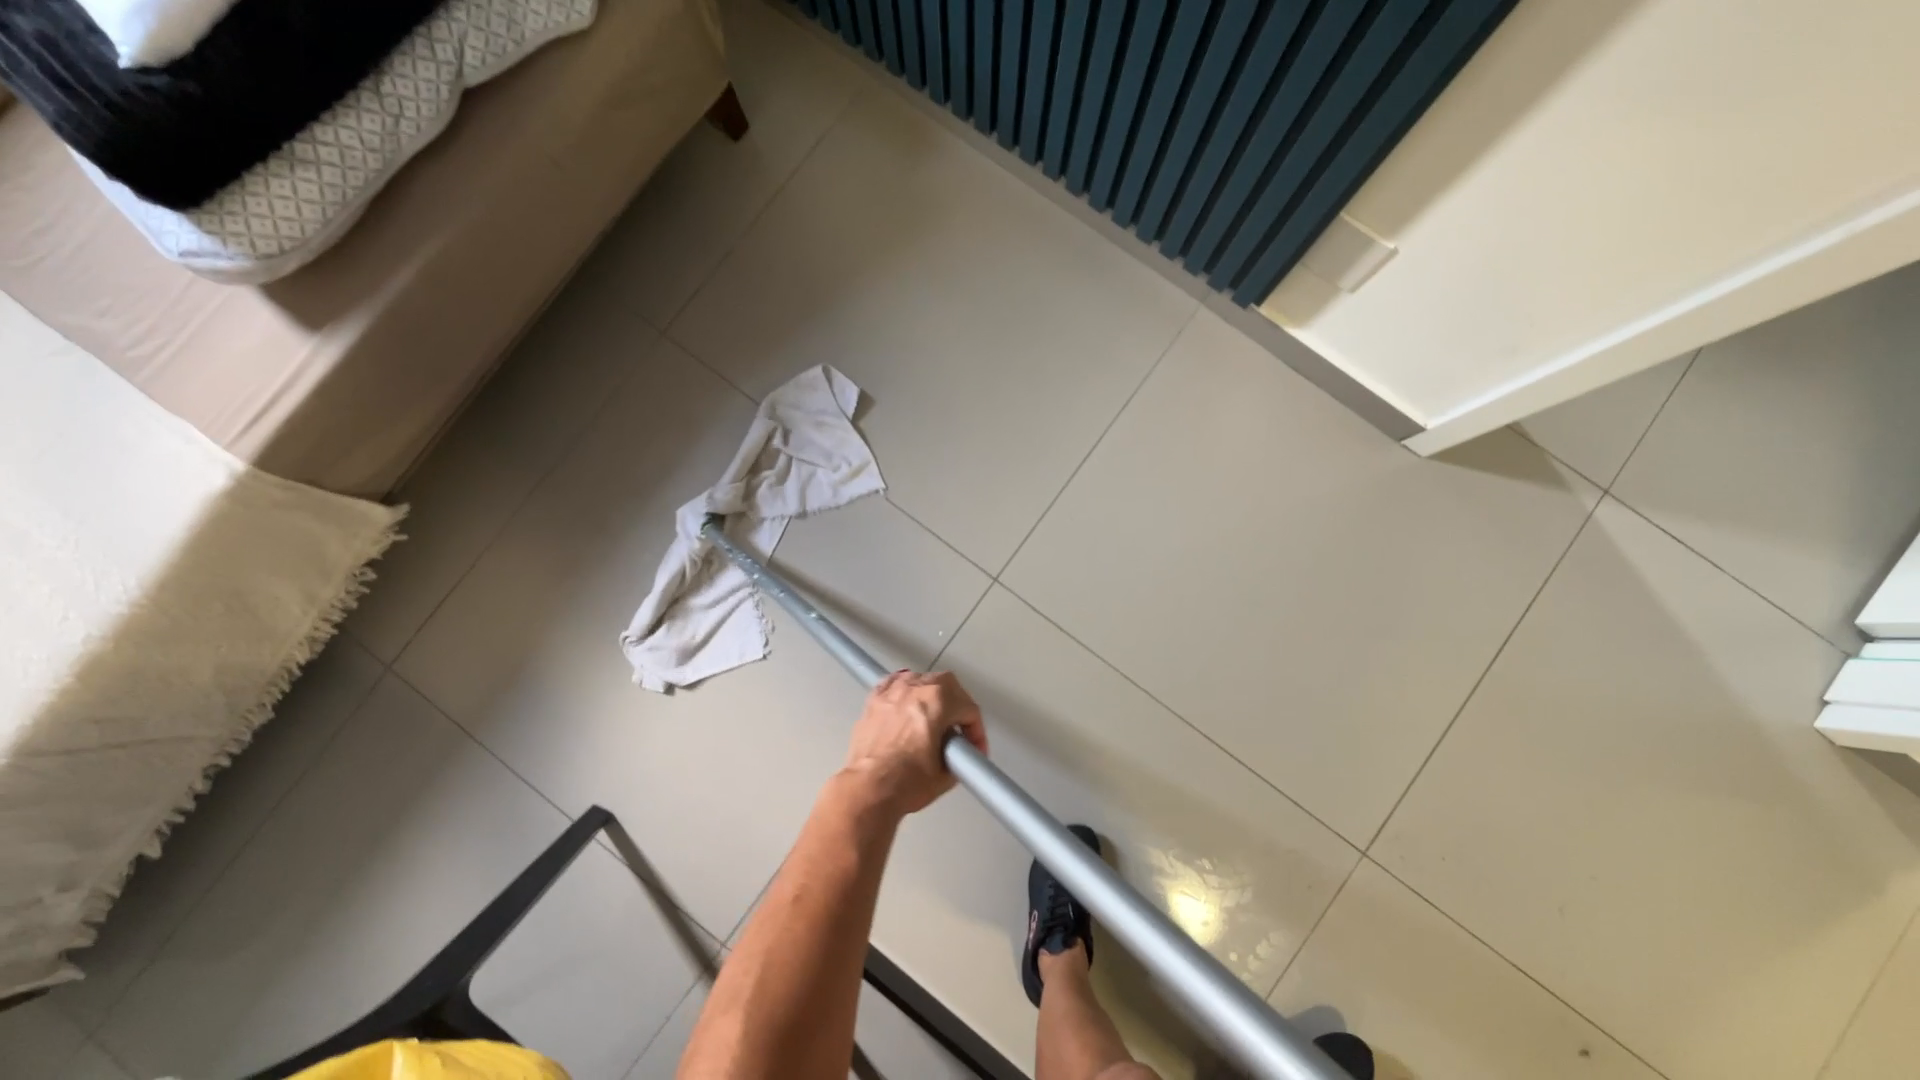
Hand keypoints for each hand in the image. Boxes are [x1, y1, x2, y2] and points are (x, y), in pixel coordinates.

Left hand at [842, 671, 987, 815]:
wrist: (869, 790)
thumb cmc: (905, 782)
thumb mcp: (947, 774)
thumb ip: (959, 755)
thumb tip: (958, 752)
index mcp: (937, 702)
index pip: (968, 707)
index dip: (976, 730)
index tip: (974, 747)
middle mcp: (914, 689)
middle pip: (947, 684)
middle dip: (957, 705)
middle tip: (958, 728)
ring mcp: (891, 693)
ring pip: (920, 680)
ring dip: (932, 694)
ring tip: (934, 716)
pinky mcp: (873, 701)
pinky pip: (894, 684)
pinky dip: (905, 690)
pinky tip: (907, 703)